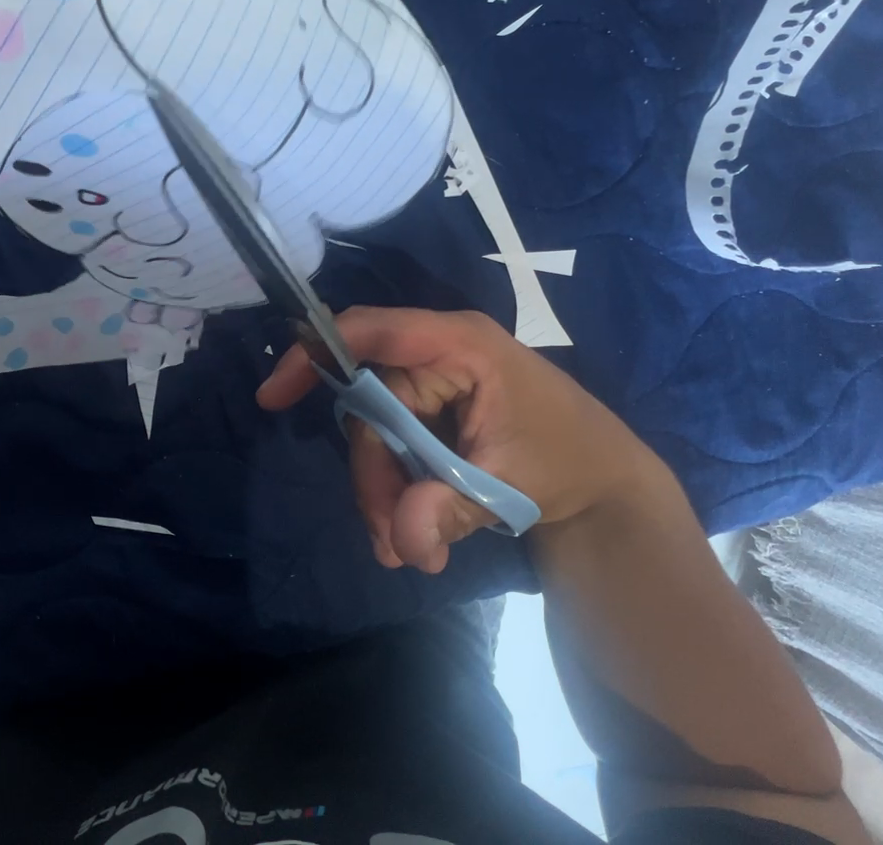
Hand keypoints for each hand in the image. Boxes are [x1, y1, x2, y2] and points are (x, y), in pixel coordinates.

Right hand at [257, 308, 676, 573]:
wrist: (608, 486)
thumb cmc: (570, 465)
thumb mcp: (512, 486)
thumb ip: (449, 509)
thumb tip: (398, 543)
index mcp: (459, 344)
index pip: (369, 332)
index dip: (314, 356)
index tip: (274, 397)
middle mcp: (436, 354)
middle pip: (367, 405)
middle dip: (371, 475)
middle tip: (388, 538)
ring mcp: (432, 382)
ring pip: (374, 433)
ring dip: (382, 493)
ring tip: (407, 551)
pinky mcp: (431, 410)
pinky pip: (390, 444)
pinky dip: (394, 490)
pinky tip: (410, 535)